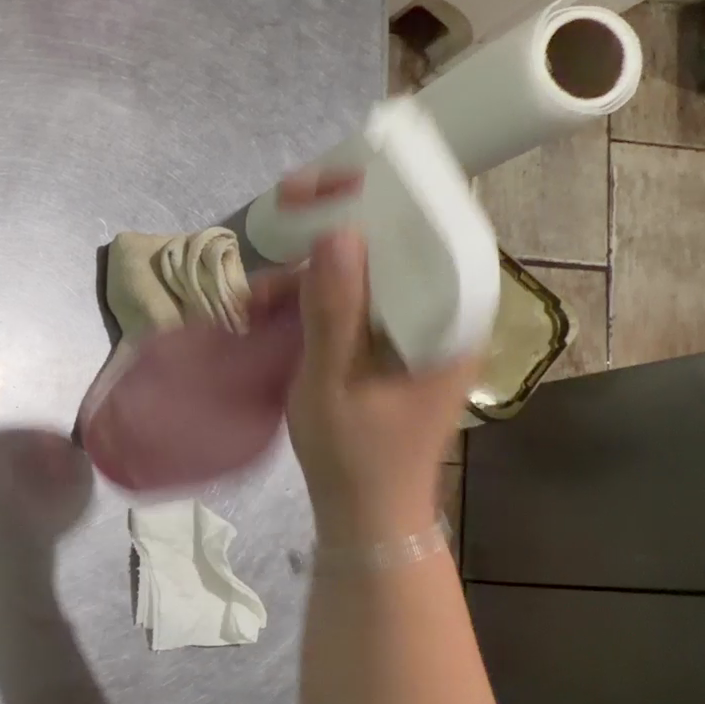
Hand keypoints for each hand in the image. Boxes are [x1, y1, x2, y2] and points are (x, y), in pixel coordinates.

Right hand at [283, 227, 476, 546]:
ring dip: (306, 284)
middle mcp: (446, 316)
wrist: (366, 515)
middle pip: (393, 251)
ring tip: (251, 308)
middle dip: (324, 248)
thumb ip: (336, 311)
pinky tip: (270, 320)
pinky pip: (357, 307)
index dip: (380, 199)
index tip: (321, 189)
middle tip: (267, 260)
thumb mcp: (334, 383)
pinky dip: (312, 307)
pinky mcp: (395, 350)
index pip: (431, 230)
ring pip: (367, 280)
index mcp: (453, 319)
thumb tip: (338, 236)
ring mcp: (420, 334)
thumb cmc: (355, 457)